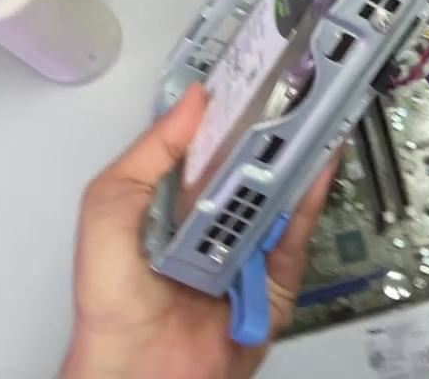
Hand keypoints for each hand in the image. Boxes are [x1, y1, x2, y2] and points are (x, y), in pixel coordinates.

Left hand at [61, 84, 336, 378]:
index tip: (252, 79)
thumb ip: (149, 154)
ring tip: (314, 120)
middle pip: (251, 163)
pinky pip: (295, 235)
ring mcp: (245, 245)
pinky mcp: (272, 279)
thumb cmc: (112, 299)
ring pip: (280, 193)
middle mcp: (213, 217)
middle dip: (273, 129)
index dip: (230, 111)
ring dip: (299, 156)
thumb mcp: (110, 207)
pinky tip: (317, 169)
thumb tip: (190, 103)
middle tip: (295, 92)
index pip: (209, 142)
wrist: (138, 374)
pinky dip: (310, 200)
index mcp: (176, 197)